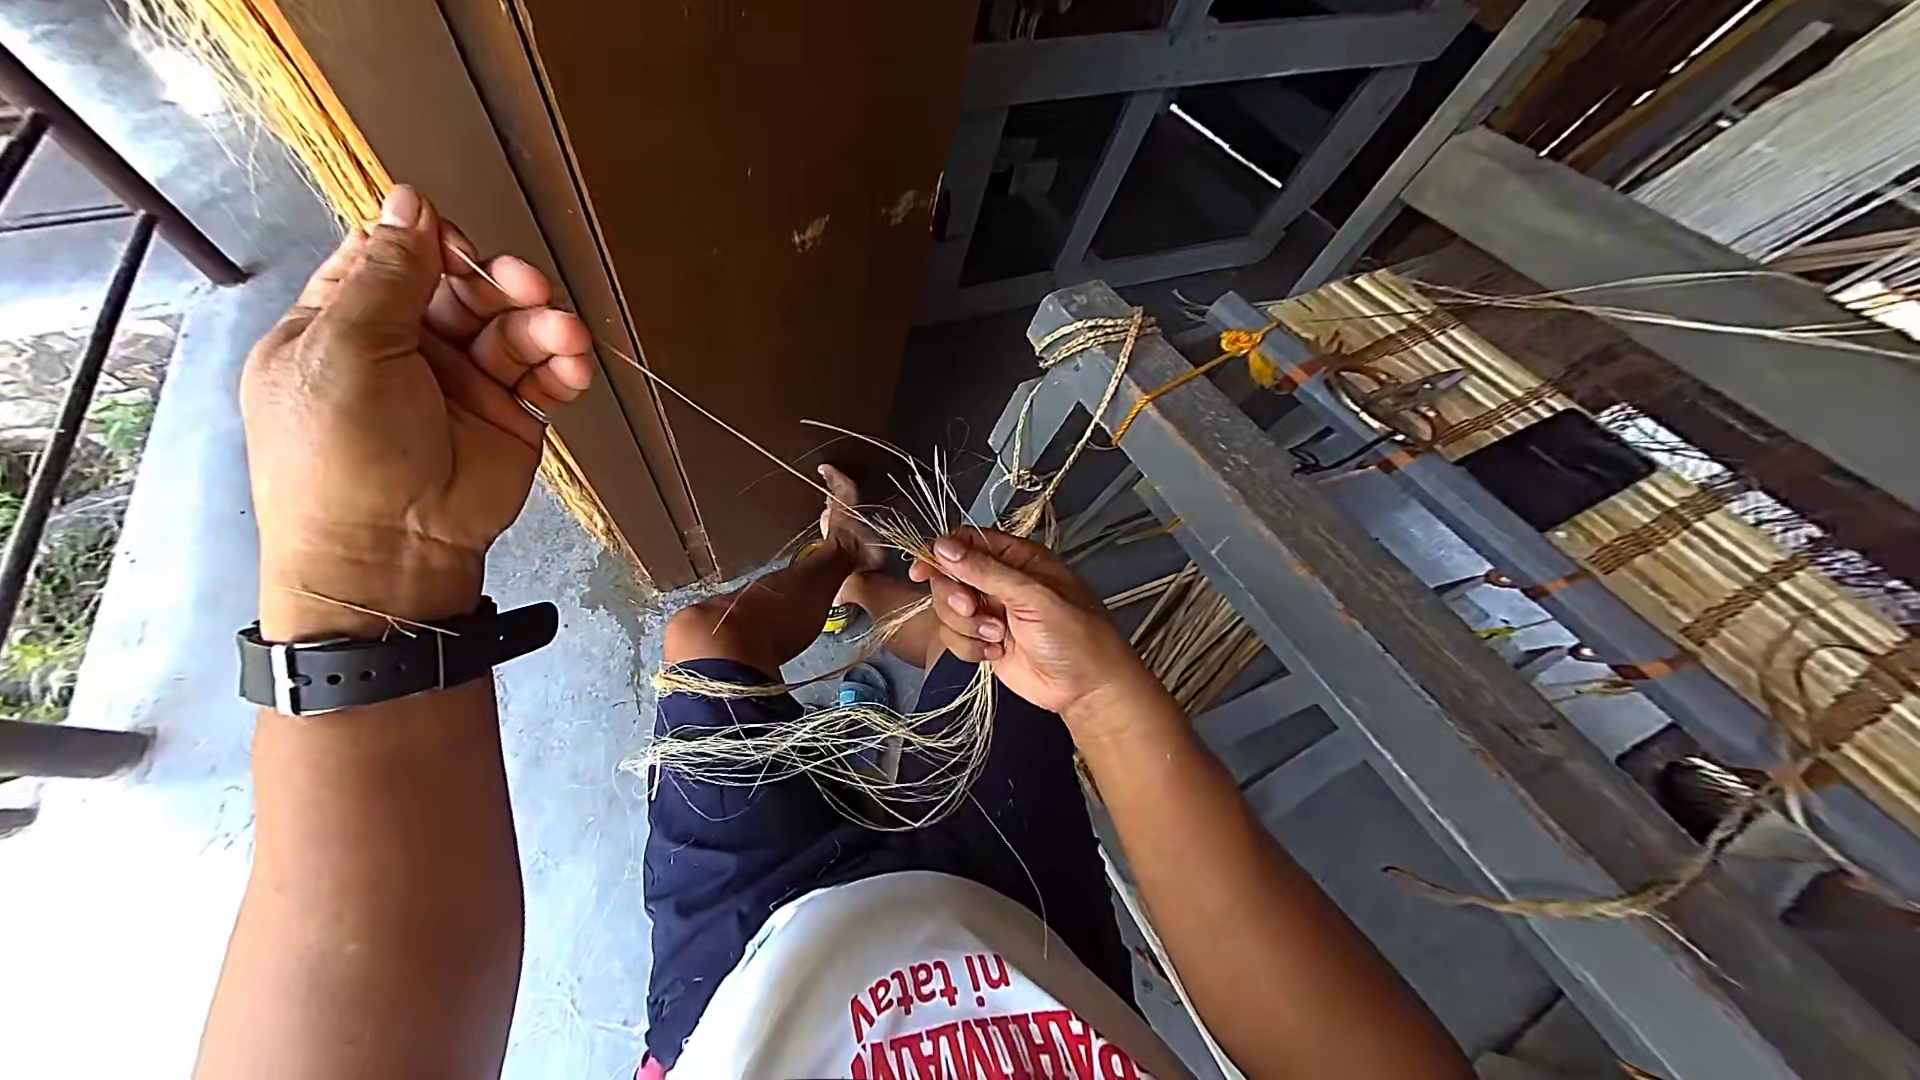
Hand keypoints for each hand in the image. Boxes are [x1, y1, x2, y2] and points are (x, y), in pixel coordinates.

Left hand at [242, 185, 592, 639]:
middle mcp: (415, 346)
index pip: (400, 260)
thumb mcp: (346, 348)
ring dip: (545, 329)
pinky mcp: (516, 416)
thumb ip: (387, 277)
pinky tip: (575, 367)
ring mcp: (469, 383)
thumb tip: (408, 201)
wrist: (397, 542)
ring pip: (516, 334)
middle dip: (503, 285)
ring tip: (566, 337)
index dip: (435, 245)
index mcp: (353, 320)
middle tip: (531, 288)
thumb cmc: (345, 447)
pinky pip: (547, 379)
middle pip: (469, 292)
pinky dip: (566, 369)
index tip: (462, 247)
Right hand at [909, 528, 1162, 732]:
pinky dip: (969, 647)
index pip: (968, 542)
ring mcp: (990, 612)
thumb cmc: (1074, 634)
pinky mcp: (983, 640)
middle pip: (949, 576)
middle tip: (973, 609)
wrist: (1086, 688)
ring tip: (998, 636)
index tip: (923, 569)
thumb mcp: (1032, 596)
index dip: (942, 553)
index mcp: (1016, 558)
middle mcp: (1000, 581)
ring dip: (966, 626)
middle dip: (955, 597)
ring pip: (947, 609)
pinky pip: (954, 637)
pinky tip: (997, 652)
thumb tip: (943, 546)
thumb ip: (986, 571)